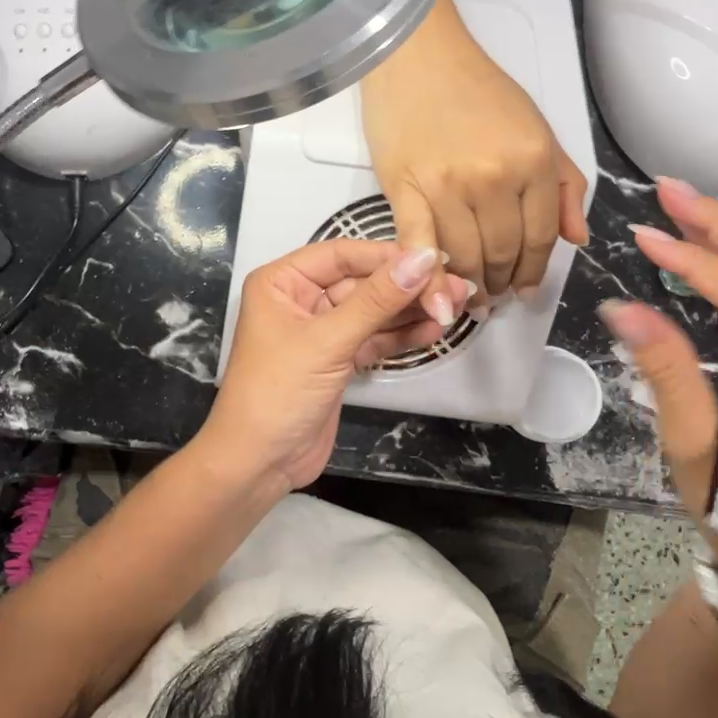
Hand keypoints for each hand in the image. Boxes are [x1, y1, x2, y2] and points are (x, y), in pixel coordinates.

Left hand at [201, 240, 465, 490]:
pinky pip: (373, 337)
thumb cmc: (279, 392)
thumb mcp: (328, 341)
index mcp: (281, 282)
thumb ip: (377, 300)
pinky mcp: (337, 360)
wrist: (259, 462)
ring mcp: (319, 331)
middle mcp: (299, 299)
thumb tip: (422, 259)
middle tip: (457, 288)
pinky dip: (401, 335)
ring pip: (372, 310)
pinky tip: (433, 330)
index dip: (387, 256)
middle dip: (406, 286)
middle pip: (361, 281)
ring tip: (458, 305)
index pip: (341, 255)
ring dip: (411, 310)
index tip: (434, 258)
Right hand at [361, 0, 589, 322]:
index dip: (534, 270)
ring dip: (470, 285)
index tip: (525, 289)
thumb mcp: (538, 128)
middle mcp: (494, 178)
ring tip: (468, 297)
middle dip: (502, 282)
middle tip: (494, 297)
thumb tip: (576, 239)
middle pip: (503, 251)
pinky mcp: (404, 189)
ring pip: (465, 255)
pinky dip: (428, 278)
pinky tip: (436, 301)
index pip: (540, 236)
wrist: (417, 58)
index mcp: (533, 161)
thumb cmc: (477, 89)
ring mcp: (447, 186)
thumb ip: (563, 183)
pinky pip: (419, 243)